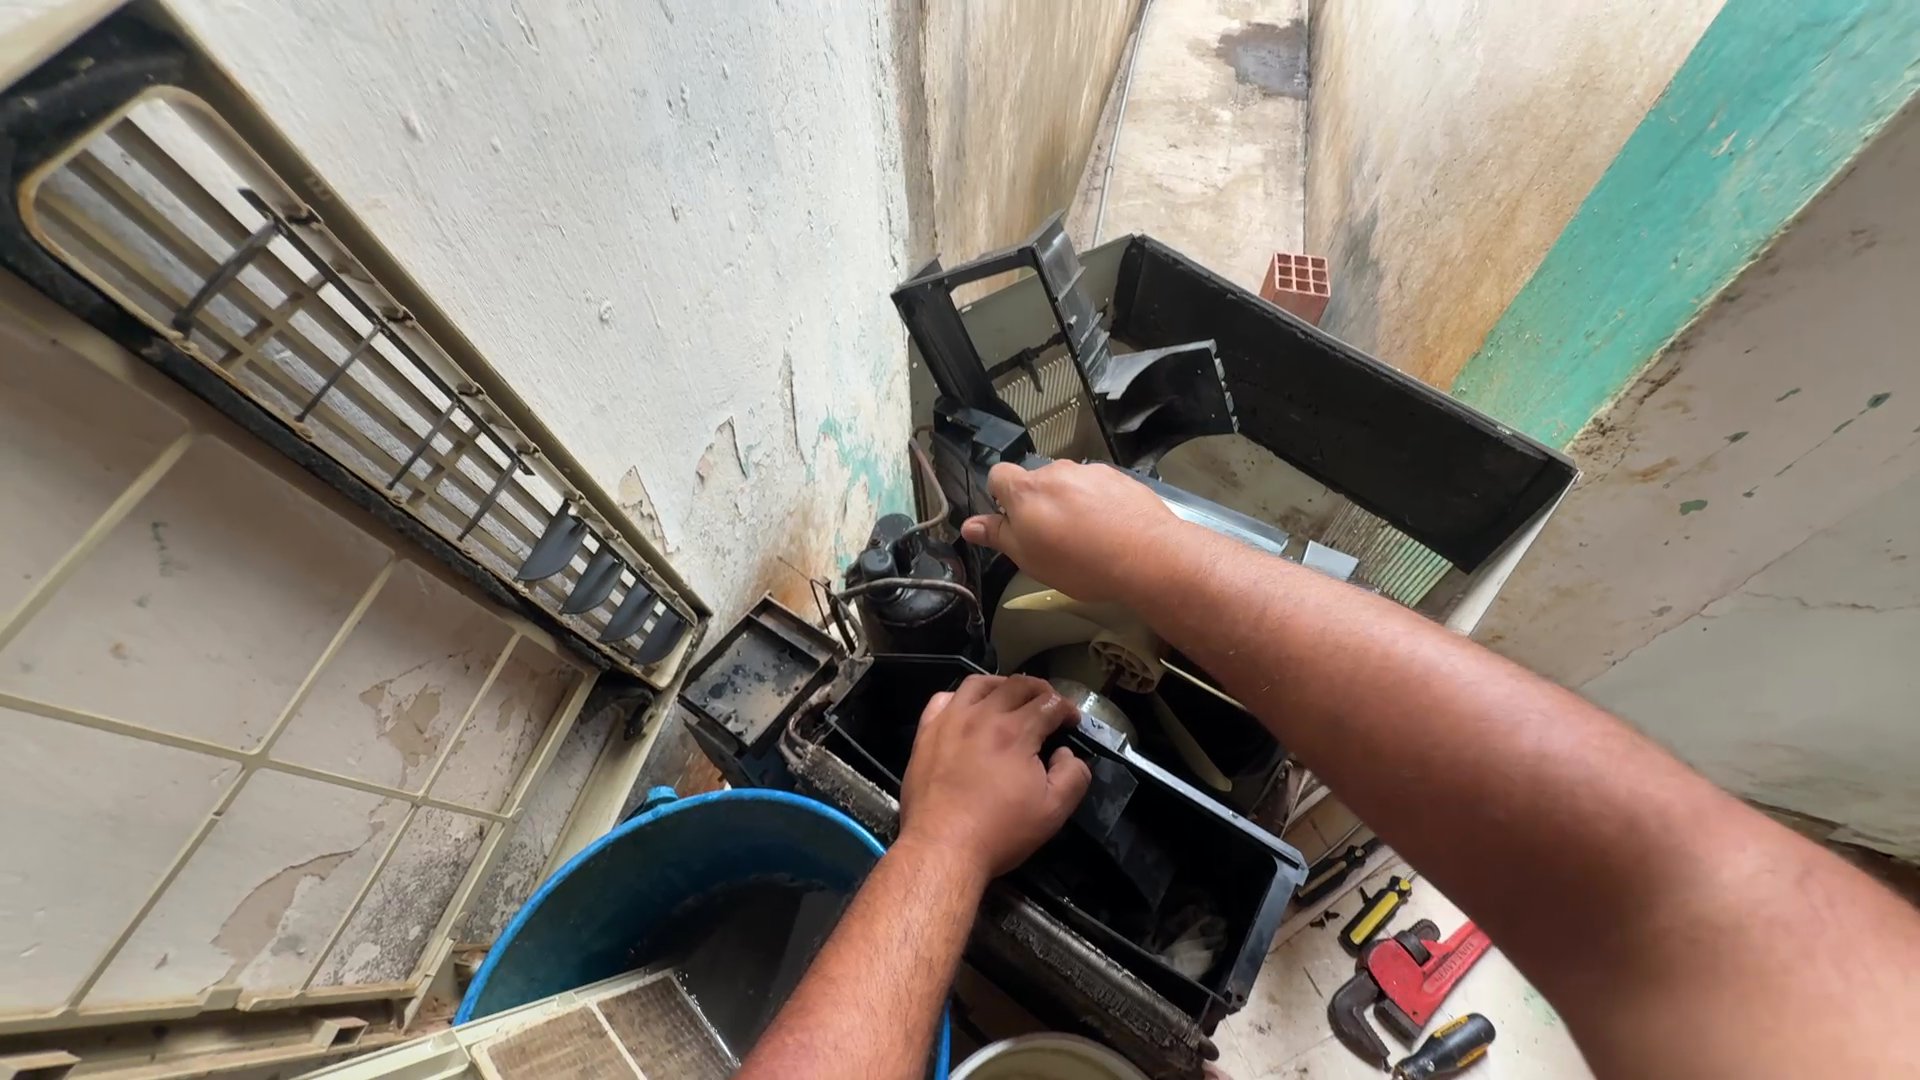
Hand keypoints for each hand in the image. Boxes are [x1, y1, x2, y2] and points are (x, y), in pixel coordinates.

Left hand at [897, 674, 1091, 881]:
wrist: (942, 847)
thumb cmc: (1000, 832)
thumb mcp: (1053, 811)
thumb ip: (1072, 776)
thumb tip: (1066, 753)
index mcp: (1016, 731)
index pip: (1049, 703)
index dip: (1067, 708)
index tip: (1072, 721)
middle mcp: (983, 715)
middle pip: (1017, 685)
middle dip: (1041, 690)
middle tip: (1049, 705)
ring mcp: (951, 720)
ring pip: (980, 683)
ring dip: (1002, 685)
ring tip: (1011, 698)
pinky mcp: (927, 732)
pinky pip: (943, 699)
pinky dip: (961, 698)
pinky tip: (968, 711)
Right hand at [959, 460, 1182, 603]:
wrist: (1146, 557)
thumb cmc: (1078, 563)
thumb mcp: (1028, 558)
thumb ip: (997, 536)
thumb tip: (968, 525)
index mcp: (1026, 490)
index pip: (998, 475)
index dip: (999, 496)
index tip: (1012, 520)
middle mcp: (1056, 471)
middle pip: (1037, 481)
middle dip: (1039, 503)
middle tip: (1051, 537)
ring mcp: (1091, 472)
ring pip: (1070, 484)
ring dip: (1070, 502)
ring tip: (1087, 537)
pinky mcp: (1121, 478)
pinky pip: (1099, 488)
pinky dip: (1099, 503)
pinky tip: (1111, 529)